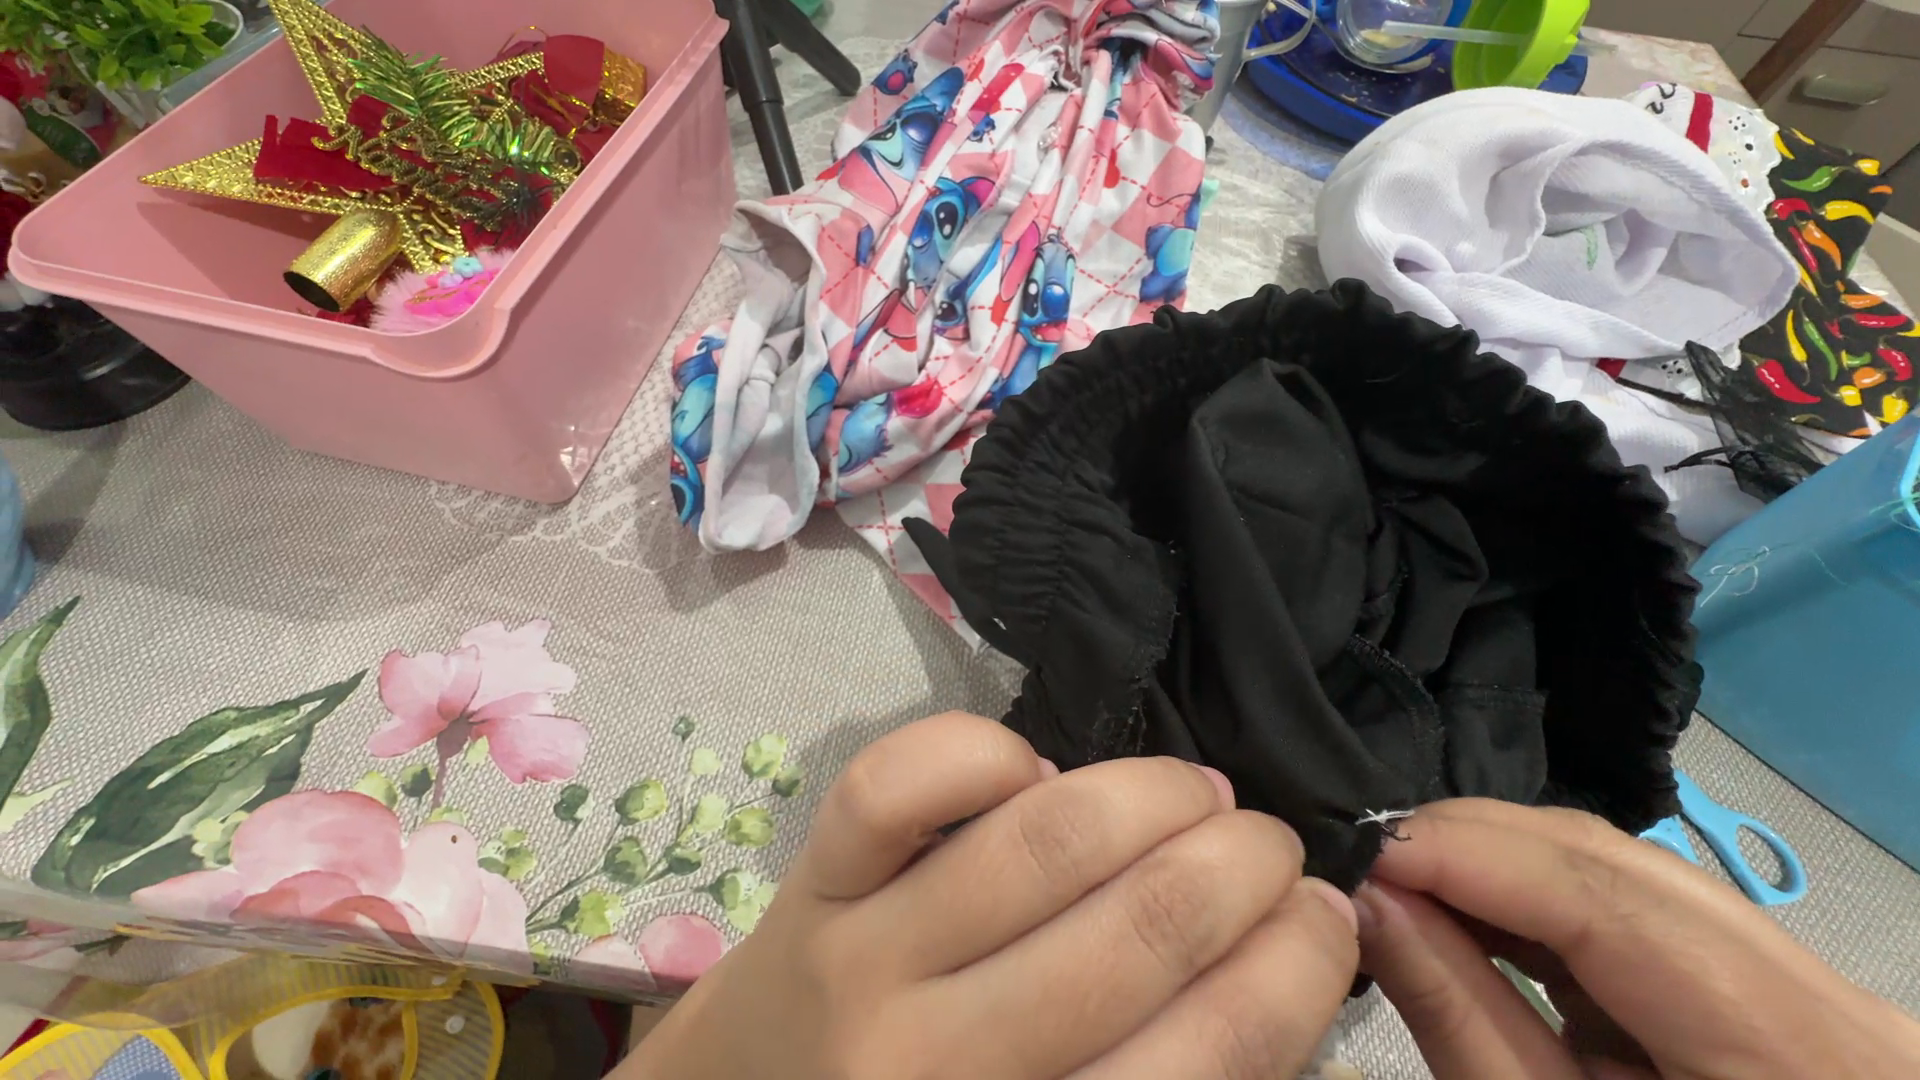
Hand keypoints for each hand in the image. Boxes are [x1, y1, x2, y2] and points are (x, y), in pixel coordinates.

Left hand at [623, 712, 1360, 1078]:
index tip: (1327, 914)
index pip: (1209, 1054)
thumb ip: (1153, 1058)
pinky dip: (987, 752)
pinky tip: (1037, 769)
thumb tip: (1273, 953)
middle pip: (1137, 927)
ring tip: (1196, 789)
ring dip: (1149, 795)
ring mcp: (868, 957)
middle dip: (1240, 862)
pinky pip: (900, 786)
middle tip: (1268, 840)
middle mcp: (950, 1063)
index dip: (1296, 965)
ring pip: (1040, 842)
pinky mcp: (813, 880)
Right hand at [1352, 799, 1919, 1079]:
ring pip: (1611, 863)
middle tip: (1366, 861)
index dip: (1465, 854)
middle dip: (1467, 843)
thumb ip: (1456, 1014)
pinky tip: (1463, 910)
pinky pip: (1622, 897)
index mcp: (1806, 1056)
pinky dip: (1525, 895)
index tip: (1358, 849)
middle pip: (1608, 858)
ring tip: (1400, 882)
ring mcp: (1800, 977)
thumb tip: (1365, 896)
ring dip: (1487, 861)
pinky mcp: (1755, 975)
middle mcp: (1830, 995)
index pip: (1603, 896)